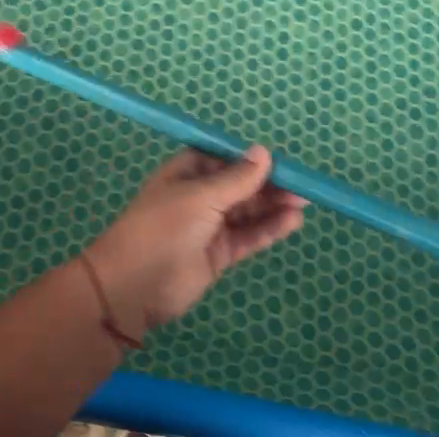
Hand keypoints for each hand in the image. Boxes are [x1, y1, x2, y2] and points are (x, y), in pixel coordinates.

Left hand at [82, 146, 308, 336]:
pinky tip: (291, 222)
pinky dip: (268, 230)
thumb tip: (263, 151)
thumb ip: (236, 179)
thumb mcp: (201, 197)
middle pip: (240, 185)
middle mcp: (199, 195)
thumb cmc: (163, 228)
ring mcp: (208, 225)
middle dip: (269, 185)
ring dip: (272, 207)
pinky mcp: (217, 254)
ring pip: (247, 211)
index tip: (283, 163)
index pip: (225, 159)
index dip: (252, 160)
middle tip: (302, 188)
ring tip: (303, 204)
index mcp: (187, 171)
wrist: (134, 286)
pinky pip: (247, 236)